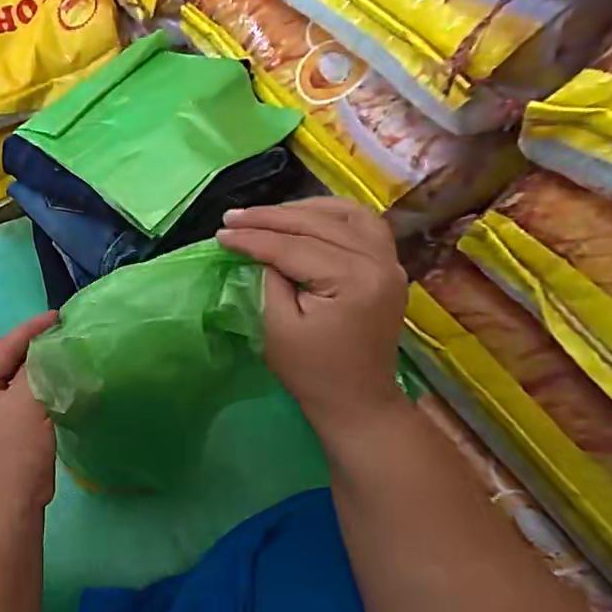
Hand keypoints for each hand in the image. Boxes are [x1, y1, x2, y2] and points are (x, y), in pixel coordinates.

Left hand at [0, 311, 61, 520]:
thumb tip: (57, 345)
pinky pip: (30, 401)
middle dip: (40, 349)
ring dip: (46, 370)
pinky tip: (67, 383)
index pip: (2, 348)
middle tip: (69, 332)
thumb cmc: (11, 455)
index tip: (59, 315)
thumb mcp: (25, 406)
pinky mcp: (11, 433)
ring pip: (23, 383)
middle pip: (11, 364)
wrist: (10, 511)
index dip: (31, 330)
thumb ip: (40, 371)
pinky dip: (48, 390)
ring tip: (71, 352)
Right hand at [217, 198, 408, 427]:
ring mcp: (391, 261)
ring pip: (345, 213)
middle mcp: (379, 261)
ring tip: (266, 215)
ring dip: (303, 210)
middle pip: (319, 223)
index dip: (254, 238)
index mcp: (353, 280)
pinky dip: (332, 215)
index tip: (221, 232)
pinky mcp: (390, 266)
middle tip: (232, 216)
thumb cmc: (313, 373)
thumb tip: (259, 249)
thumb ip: (269, 280)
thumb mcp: (279, 328)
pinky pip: (363, 224)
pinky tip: (306, 217)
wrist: (358, 401)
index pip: (295, 246)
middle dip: (271, 218)